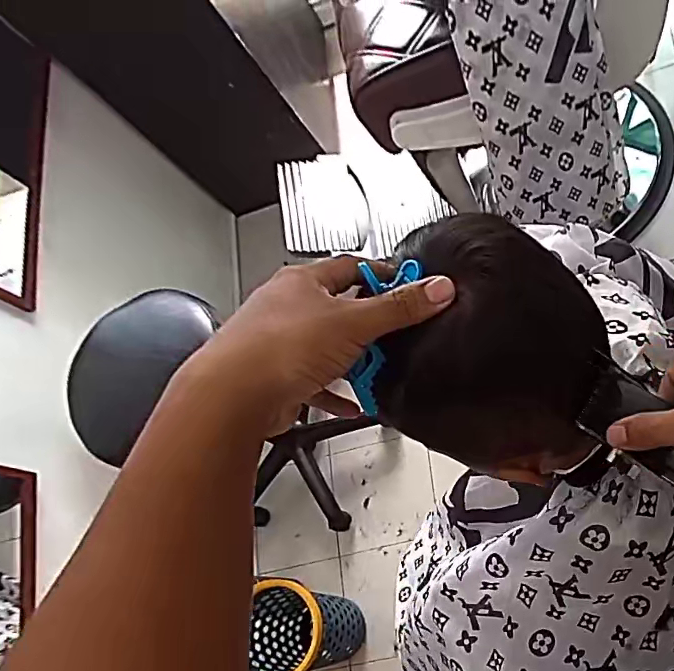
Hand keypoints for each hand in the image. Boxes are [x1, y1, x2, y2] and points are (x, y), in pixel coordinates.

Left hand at [180, 256, 455, 435]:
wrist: (237, 394)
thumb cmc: (276, 348)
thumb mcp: (355, 322)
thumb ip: (400, 307)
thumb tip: (436, 288)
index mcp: (303, 282)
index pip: (353, 266)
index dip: (385, 274)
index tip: (412, 283)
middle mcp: (291, 307)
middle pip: (346, 309)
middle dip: (375, 326)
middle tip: (397, 337)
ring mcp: (286, 342)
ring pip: (335, 346)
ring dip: (359, 361)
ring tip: (376, 371)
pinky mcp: (285, 375)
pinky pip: (324, 382)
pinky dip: (343, 391)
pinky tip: (355, 401)